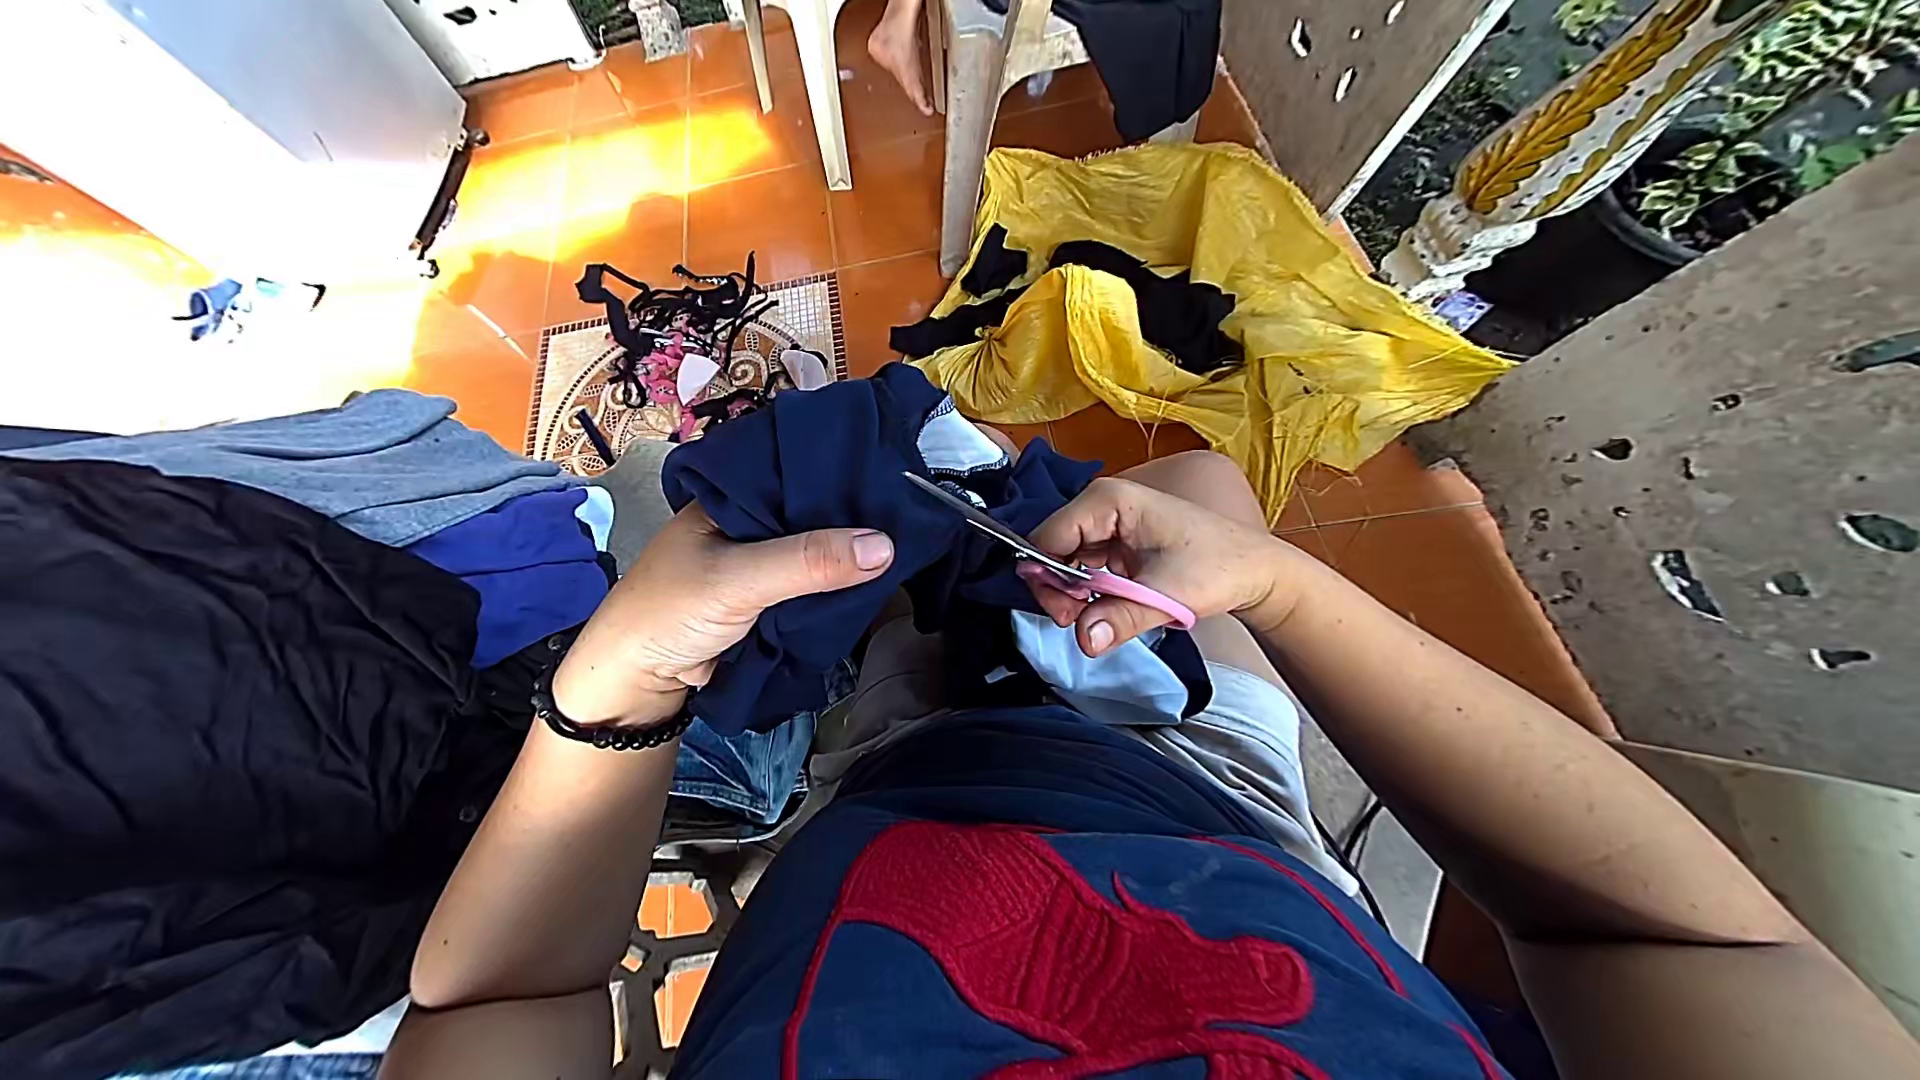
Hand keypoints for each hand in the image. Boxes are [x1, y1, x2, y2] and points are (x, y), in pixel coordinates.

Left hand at [552, 505, 894, 724]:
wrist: (638, 680)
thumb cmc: (669, 612)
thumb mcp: (738, 580)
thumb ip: (807, 562)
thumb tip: (884, 546)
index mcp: (733, 494)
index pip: (796, 469)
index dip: (841, 471)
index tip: (892, 473)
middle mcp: (750, 518)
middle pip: (813, 509)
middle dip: (853, 513)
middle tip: (909, 508)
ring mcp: (762, 557)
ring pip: (817, 546)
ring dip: (848, 550)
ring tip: (904, 534)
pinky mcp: (772, 591)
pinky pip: (814, 579)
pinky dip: (838, 580)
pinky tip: (873, 572)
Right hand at [1026, 476, 1319, 656]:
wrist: (1255, 569)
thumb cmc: (1220, 567)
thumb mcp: (1169, 594)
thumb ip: (1122, 616)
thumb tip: (1084, 640)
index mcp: (1109, 500)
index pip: (1048, 537)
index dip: (1048, 577)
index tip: (1066, 614)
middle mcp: (1103, 503)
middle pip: (1051, 547)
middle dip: (1058, 588)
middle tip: (1077, 621)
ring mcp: (1109, 521)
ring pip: (1063, 559)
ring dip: (1071, 593)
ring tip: (1094, 617)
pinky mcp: (1116, 541)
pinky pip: (1082, 565)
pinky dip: (1086, 590)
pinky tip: (1103, 607)